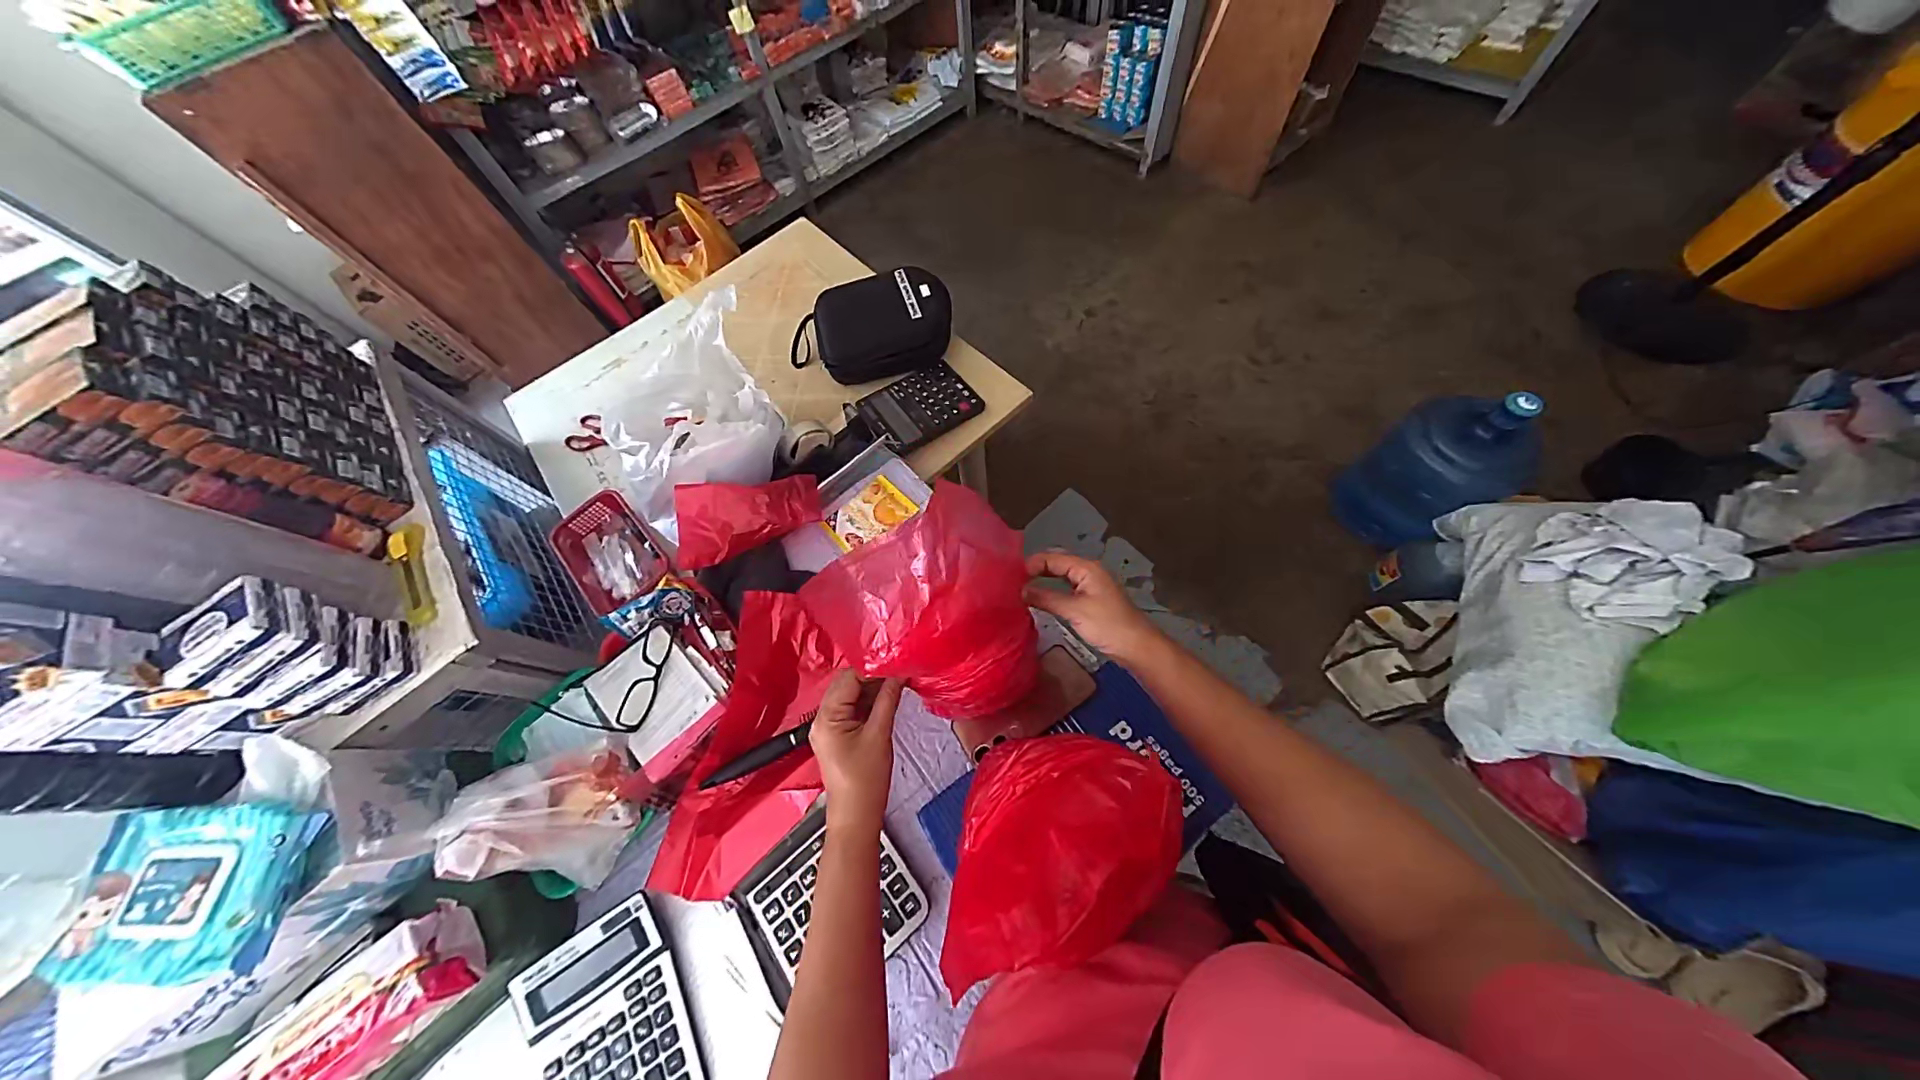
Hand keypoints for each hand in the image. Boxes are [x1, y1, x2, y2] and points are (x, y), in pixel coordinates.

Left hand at [810, 670, 902, 833]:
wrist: (856, 816)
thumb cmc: (864, 783)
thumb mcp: (879, 735)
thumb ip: (888, 700)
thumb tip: (898, 674)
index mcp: (827, 718)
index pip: (849, 678)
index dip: (873, 668)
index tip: (896, 662)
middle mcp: (822, 719)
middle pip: (848, 684)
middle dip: (874, 676)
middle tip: (900, 671)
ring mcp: (830, 726)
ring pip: (852, 695)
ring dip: (874, 688)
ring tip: (898, 682)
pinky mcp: (839, 734)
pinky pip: (854, 708)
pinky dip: (871, 702)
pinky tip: (888, 697)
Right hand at [1023, 551, 1162, 663]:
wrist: (1136, 646)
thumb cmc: (1107, 624)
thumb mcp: (1074, 610)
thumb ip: (1046, 598)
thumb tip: (1021, 591)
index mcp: (1086, 568)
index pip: (1053, 558)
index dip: (1032, 564)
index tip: (1011, 576)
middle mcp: (1089, 572)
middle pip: (1057, 565)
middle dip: (1036, 571)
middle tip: (1012, 582)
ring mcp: (1091, 587)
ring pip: (1062, 578)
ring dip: (1044, 582)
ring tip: (1022, 590)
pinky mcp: (1092, 601)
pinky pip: (1067, 590)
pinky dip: (1053, 593)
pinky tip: (1041, 601)